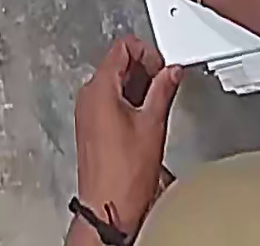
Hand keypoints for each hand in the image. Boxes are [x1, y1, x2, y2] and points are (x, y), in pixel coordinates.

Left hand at [73, 35, 181, 237]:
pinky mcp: (91, 125)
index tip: (161, 67)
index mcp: (99, 88)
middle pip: (117, 62)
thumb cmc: (124, 175)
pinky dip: (127, 99)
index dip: (145, 52)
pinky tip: (143, 117)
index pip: (122, 47)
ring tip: (155, 102)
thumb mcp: (152, 124)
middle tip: (163, 82)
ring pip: (114, 81)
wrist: (107, 211)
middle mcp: (89, 95)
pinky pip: (109, 99)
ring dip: (137, 85)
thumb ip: (163, 90)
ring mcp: (87, 111)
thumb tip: (171, 72)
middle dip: (143, 68)